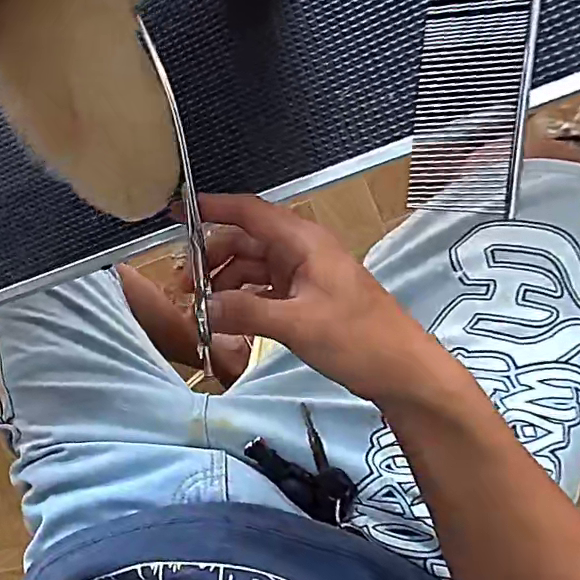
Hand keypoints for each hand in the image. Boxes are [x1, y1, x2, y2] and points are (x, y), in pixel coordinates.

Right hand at [175, 193, 475, 405]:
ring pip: (251, 267)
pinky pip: (262, 290)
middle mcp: (301, 251)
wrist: (402, 372)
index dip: (211, 208)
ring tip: (201, 306)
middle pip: (245, 241)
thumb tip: (203, 308)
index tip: (177, 212)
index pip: (249, 212)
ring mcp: (303, 275)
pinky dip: (241, 300)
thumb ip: (246, 312)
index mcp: (303, 242)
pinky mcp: (304, 298)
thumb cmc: (359, 339)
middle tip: (185, 285)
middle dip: (212, 258)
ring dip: (224, 282)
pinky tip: (225, 317)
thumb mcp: (297, 324)